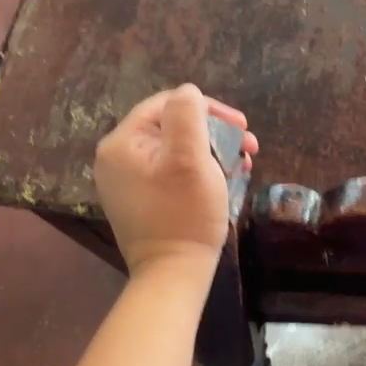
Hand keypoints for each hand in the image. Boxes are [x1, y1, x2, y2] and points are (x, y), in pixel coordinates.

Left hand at [92, 85, 258, 276]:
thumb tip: (188, 92)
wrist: (173, 273)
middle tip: (249, 148)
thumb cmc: (184, 214)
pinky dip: (199, 171)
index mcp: (122, 142)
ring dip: (212, 152)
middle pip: (172, 127)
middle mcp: (116, 158)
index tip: (243, 126)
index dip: (209, 109)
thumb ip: (187, 115)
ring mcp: (127, 182)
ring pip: (176, 150)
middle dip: (215, 133)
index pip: (167, 104)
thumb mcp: (190, 158)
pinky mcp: (140, 202)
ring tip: (242, 166)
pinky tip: (224, 181)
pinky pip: (172, 172)